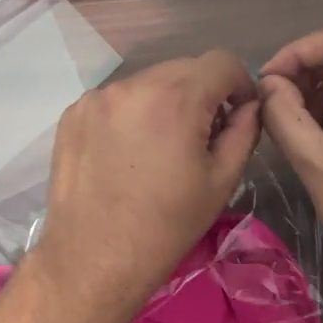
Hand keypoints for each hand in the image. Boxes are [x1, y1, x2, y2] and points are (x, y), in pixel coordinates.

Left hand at [30, 49, 260, 313]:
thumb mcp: (221, 182)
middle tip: (201, 137)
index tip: (237, 115)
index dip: (239, 84)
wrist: (94, 260)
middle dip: (201, 94)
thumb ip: (244, 132)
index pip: (222, 62)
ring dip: (164, 103)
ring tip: (161, 149)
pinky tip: (129, 154)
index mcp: (175, 99)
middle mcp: (133, 85)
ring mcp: (97, 98)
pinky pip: (116, 100)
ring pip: (148, 83)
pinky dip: (132, 115)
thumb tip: (249, 106)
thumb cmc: (167, 227)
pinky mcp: (73, 114)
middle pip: (183, 68)